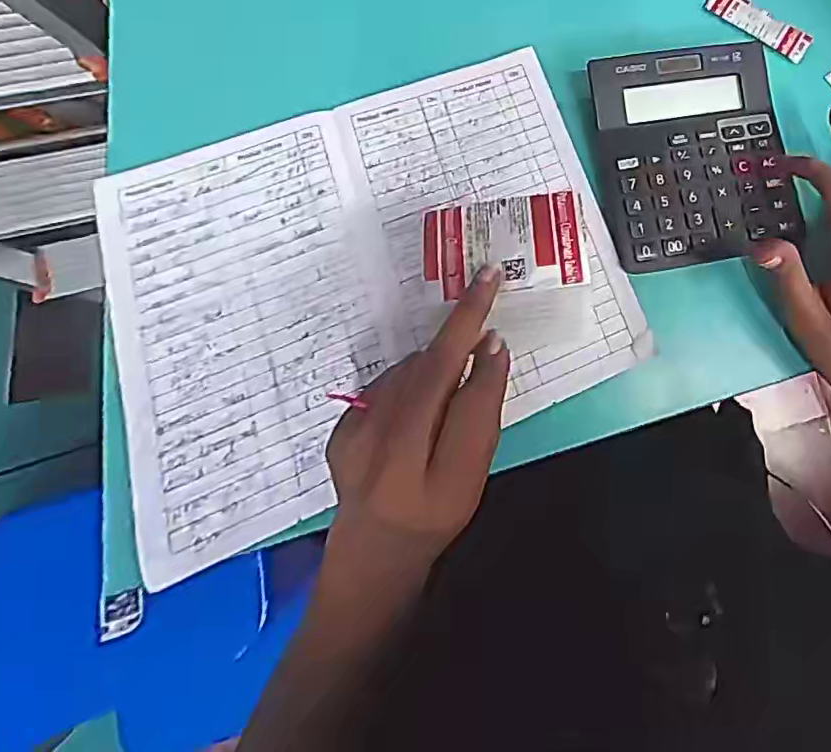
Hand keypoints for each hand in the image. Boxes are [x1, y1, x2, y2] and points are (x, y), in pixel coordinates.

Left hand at [323, 264, 509, 581]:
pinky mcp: (341, 427)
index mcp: (425, 468)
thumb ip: (483, 410)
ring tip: (442, 407)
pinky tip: (413, 416)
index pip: (455, 383)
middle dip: (459, 339)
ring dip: (434, 370)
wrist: (375, 549)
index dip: (473, 332)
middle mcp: (381, 447)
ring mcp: (354, 435)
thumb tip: (490, 347)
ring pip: (407, 371)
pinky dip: (409, 384)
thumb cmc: (437, 513)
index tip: (488, 281)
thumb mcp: (474, 472)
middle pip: (428, 369)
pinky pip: (387, 383)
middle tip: (481, 312)